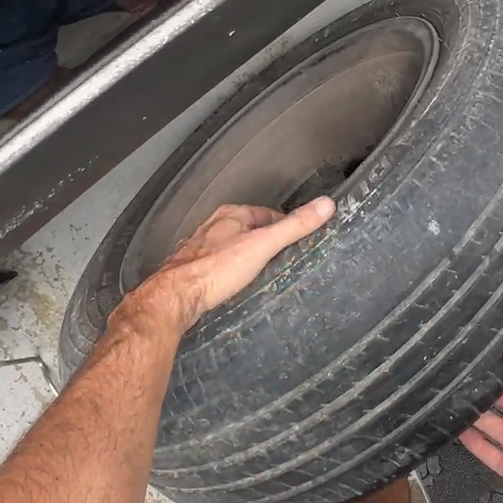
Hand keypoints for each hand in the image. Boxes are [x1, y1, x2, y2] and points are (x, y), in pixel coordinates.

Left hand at [131, 197, 334, 330]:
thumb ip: (294, 226)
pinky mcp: (190, 269)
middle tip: (280, 254)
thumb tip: (326, 204)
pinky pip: (214, 264)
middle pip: (245, 227)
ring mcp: (198, 247)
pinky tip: (232, 283)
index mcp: (231, 216)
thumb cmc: (218, 268)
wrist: (175, 297)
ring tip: (259, 269)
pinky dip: (226, 269)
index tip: (295, 238)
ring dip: (242, 253)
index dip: (282, 225)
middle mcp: (213, 227)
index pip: (265, 213)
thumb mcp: (264, 245)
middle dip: (261, 238)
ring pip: (227, 244)